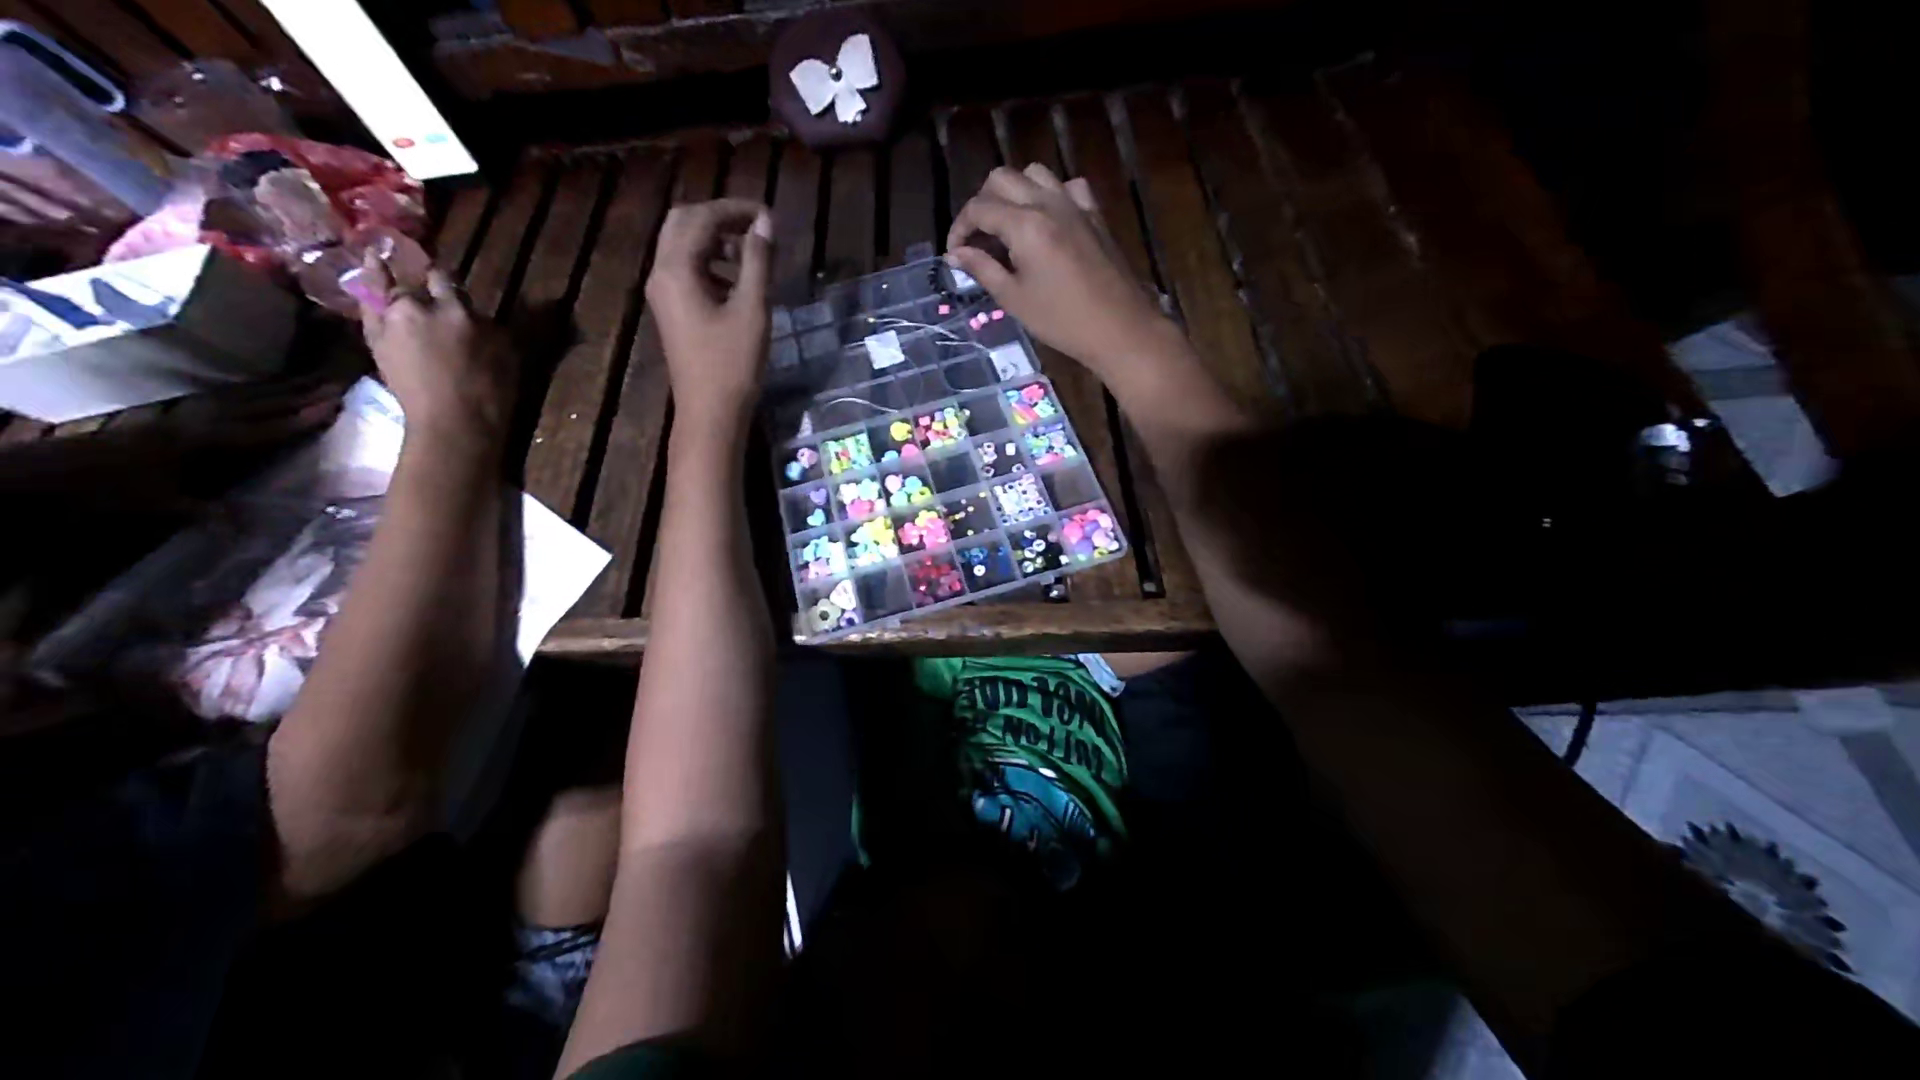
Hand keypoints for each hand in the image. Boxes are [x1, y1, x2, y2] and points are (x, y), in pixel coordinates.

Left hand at [358, 261, 514, 447]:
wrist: (453, 424)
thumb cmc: (490, 392)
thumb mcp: (506, 354)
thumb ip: (489, 327)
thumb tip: (477, 314)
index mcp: (456, 310)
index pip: (445, 278)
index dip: (444, 276)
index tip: (445, 276)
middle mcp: (418, 308)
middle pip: (412, 283)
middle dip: (414, 278)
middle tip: (414, 272)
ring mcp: (390, 323)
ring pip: (380, 288)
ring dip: (379, 273)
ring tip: (374, 257)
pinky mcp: (374, 341)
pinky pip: (366, 308)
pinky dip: (365, 294)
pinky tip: (363, 285)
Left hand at [646, 199, 772, 420]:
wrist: (710, 413)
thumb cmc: (733, 364)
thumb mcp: (752, 309)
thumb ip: (758, 261)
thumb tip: (766, 223)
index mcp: (676, 269)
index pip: (701, 218)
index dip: (735, 210)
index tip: (770, 215)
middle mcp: (661, 274)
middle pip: (683, 224)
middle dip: (720, 218)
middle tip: (757, 227)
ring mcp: (663, 294)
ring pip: (683, 247)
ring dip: (716, 240)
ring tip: (753, 254)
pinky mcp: (672, 311)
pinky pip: (686, 271)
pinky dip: (711, 263)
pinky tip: (739, 282)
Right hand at [947, 164, 1182, 377]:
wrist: (1118, 327)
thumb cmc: (1060, 320)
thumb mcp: (1013, 298)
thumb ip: (982, 268)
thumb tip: (956, 254)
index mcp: (1025, 224)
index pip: (979, 208)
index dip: (959, 227)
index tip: (955, 253)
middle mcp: (1048, 203)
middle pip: (1002, 178)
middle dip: (982, 203)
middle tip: (978, 237)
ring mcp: (1075, 204)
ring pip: (1035, 174)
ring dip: (1014, 192)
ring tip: (1009, 225)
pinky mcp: (1094, 213)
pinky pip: (1068, 186)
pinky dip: (1051, 195)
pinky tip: (1048, 220)